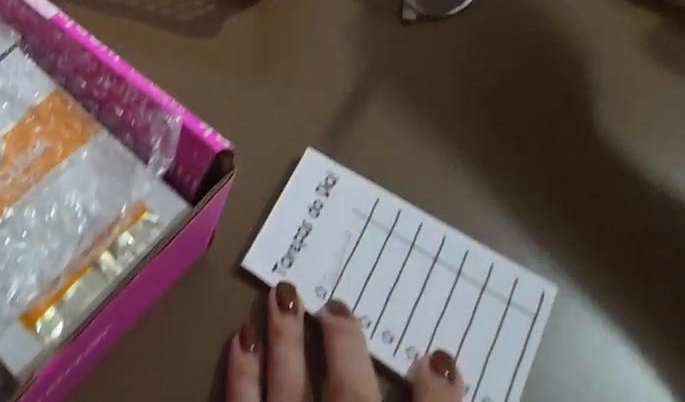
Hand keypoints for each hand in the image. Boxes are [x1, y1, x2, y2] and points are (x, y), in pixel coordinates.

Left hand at [225, 281, 463, 401]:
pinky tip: (242, 339)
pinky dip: (241, 375)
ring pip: (288, 389)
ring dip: (286, 340)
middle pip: (353, 398)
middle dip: (346, 348)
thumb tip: (444, 373)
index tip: (441, 357)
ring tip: (283, 293)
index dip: (440, 396)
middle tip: (339, 306)